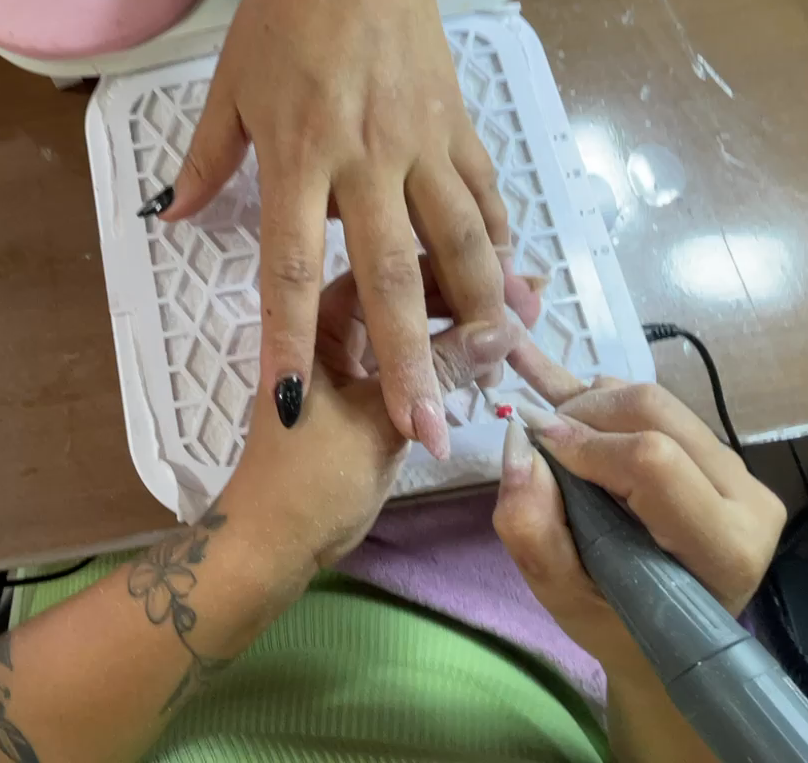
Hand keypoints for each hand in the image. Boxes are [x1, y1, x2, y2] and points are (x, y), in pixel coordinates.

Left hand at [161, 0, 540, 464]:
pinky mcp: (461, 124)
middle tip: (425, 431)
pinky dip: (499, 245)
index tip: (293, 404)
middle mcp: (367, 159)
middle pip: (391, 274)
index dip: (287, 340)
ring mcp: (424, 142)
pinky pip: (486, 196)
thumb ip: (202, 160)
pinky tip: (508, 287)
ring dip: (479, 312)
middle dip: (409, 360)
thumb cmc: (285, 11)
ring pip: (461, 241)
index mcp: (298, 154)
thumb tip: (168, 218)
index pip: (289, 266)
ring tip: (491, 369)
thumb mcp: (229, 85)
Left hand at [216, 262, 525, 579]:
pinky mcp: (372, 392)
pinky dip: (451, 363)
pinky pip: (416, 365)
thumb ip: (438, 372)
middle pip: (406, 297)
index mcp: (317, 320)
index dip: (447, 267)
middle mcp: (335, 330)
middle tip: (527, 297)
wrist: (280, 540)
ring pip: (416, 331)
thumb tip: (504, 326)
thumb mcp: (379, 420)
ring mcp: (355, 361)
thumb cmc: (311, 476)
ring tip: (521, 325)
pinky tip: (493, 361)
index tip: (506, 269)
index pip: (386, 273)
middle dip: (464, 297)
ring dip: (463, 329)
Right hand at [492, 338, 785, 669]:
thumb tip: (518, 446)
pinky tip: (526, 356)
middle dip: (579, 415)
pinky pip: (644, 398)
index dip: (582, 444)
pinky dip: (581, 381)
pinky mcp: (708, 448)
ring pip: (647, 397)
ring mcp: (733, 468)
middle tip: (541, 444)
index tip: (535, 451)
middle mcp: (745, 497)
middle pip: (651, 410)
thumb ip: (533, 530)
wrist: (658, 635)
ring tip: (553, 439)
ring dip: (584, 405)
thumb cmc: (614, 623)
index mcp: (723, 546)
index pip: (652, 460)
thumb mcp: (562, 596)